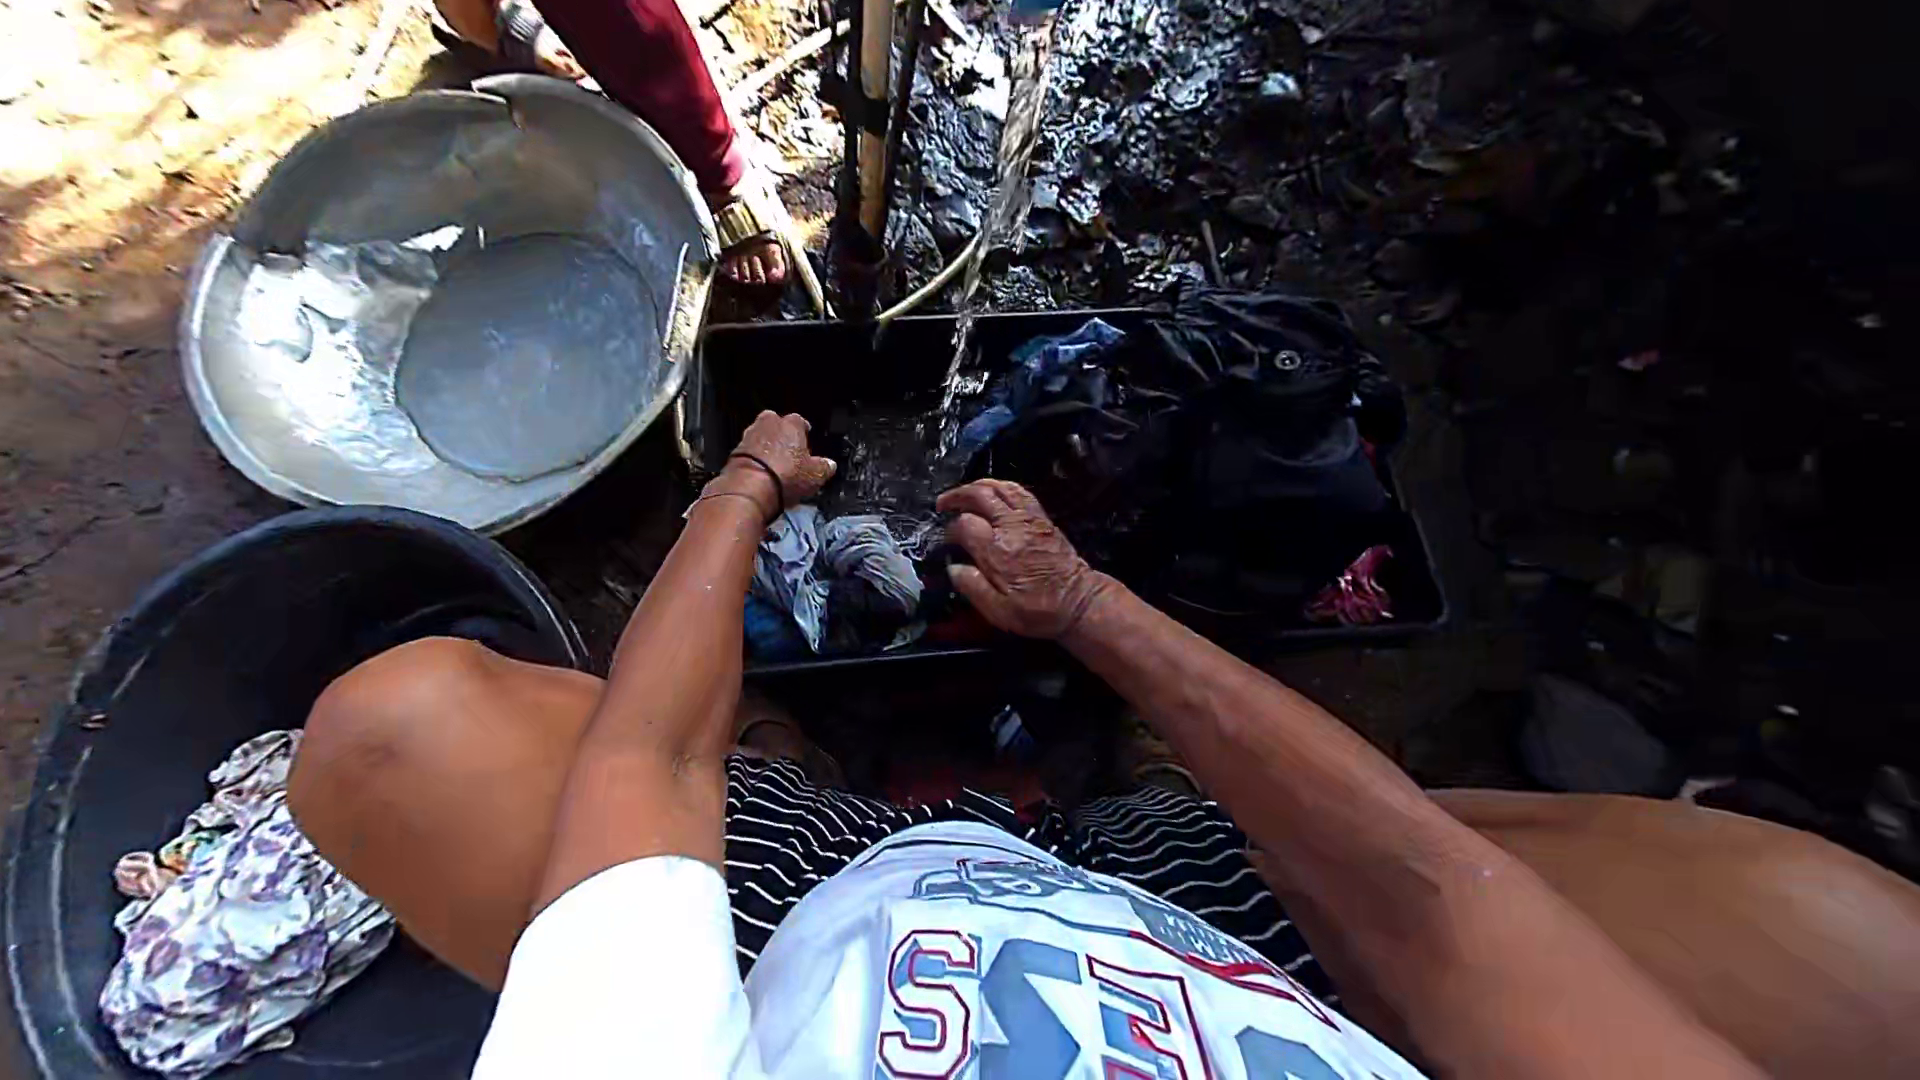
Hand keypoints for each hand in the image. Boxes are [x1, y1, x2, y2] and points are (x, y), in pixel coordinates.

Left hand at [703, 411, 836, 519]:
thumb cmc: (786, 476)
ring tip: (774, 467)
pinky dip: (754, 460)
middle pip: (777, 425)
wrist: (749, 488)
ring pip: (761, 437)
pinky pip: (748, 452)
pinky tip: (761, 474)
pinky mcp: (734, 451)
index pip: (801, 422)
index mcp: (791, 424)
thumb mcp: (816, 475)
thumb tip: (830, 465)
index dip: (805, 434)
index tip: (807, 446)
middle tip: (789, 455)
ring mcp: (749, 436)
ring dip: (767, 448)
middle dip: (782, 437)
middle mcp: (768, 424)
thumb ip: (825, 466)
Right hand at [937, 480, 1115, 639]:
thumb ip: (972, 587)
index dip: (950, 530)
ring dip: (977, 486)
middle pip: (980, 495)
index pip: (964, 525)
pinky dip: (1001, 487)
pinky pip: (1019, 491)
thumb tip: (953, 568)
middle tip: (943, 504)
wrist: (1079, 603)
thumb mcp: (998, 611)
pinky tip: (993, 493)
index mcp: (998, 552)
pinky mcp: (1042, 518)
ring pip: (1000, 487)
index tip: (947, 541)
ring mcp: (1030, 519)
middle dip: (957, 496)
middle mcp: (1013, 528)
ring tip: (963, 494)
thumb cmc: (1038, 611)